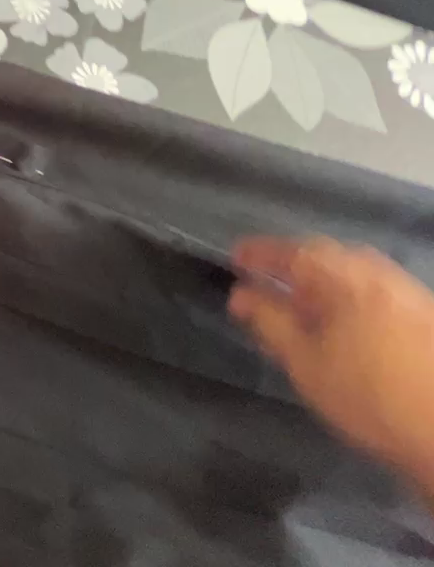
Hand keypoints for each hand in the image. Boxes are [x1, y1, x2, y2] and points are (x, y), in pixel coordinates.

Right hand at [231, 237, 433, 486]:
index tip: (234, 260)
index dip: (258, 252)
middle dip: (296, 263)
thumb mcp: (302, 361)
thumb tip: (242, 294)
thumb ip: (267, 320)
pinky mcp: (430, 322)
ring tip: (304, 300)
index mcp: (348, 285)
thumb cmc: (366, 396)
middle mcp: (385, 283)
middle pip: (332, 256)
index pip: (293, 252)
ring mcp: (415, 302)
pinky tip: (343, 318)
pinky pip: (382, 291)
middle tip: (268, 279)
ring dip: (326, 279)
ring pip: (361, 273)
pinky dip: (354, 294)